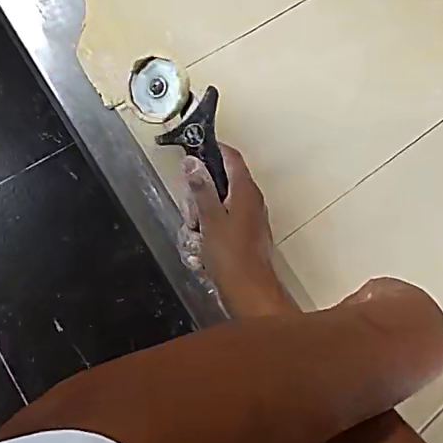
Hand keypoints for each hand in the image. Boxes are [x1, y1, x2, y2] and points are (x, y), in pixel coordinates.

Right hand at [183, 145, 293, 318]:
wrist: (250, 292)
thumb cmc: (232, 257)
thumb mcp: (209, 219)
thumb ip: (200, 189)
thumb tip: (193, 163)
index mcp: (245, 190)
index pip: (231, 157)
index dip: (213, 150)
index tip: (193, 152)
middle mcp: (251, 200)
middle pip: (220, 183)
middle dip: (199, 197)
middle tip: (192, 214)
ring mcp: (249, 218)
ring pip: (217, 206)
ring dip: (201, 219)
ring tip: (196, 236)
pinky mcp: (244, 235)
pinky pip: (220, 224)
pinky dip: (208, 233)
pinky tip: (202, 250)